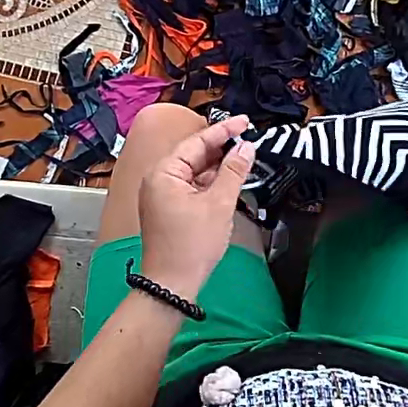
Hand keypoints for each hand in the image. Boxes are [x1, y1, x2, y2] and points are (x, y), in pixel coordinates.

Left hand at [137, 115, 256, 299]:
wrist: (173, 285)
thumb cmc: (192, 246)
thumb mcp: (219, 204)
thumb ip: (234, 171)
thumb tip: (246, 148)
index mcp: (163, 173)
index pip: (197, 142)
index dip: (224, 131)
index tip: (245, 122)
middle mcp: (158, 179)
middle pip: (194, 154)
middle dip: (222, 148)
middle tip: (249, 139)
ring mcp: (162, 195)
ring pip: (195, 171)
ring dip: (218, 166)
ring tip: (245, 158)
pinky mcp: (169, 208)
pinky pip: (192, 186)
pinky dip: (211, 182)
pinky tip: (230, 180)